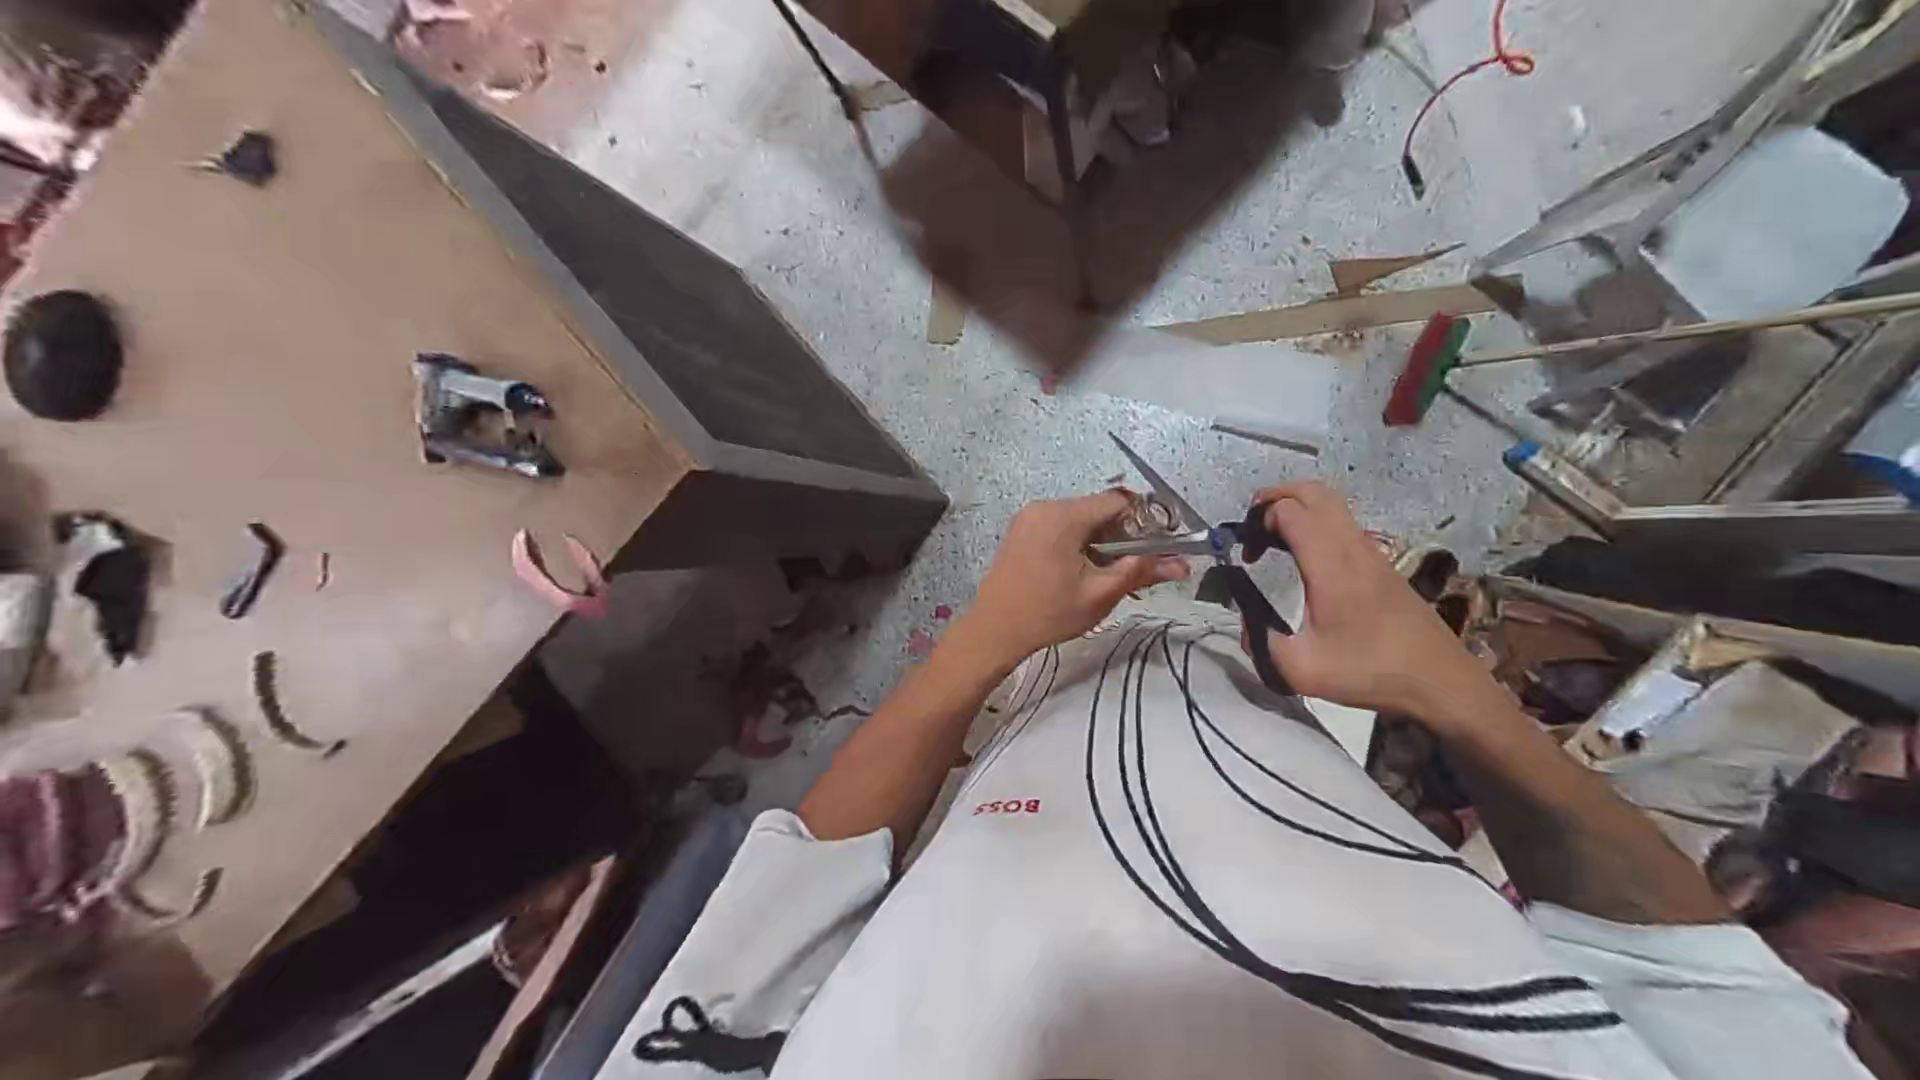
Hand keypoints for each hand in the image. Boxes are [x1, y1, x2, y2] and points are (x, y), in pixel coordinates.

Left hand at [957, 491, 1188, 670]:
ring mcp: (1029, 518)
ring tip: (1110, 574)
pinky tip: (1084, 572)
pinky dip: (1078, 543)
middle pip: (1098, 510)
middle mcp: (1044, 507)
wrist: (994, 631)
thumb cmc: (1048, 613)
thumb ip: (1140, 571)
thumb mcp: (1100, 594)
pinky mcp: (1021, 532)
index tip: (1159, 545)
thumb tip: (1181, 564)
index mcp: (1063, 515)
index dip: (1145, 520)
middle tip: (1137, 567)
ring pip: (1080, 520)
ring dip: (1101, 541)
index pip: (1118, 501)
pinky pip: (1060, 528)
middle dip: (1123, 535)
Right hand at [1252, 481, 1500, 724]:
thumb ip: (1260, 640)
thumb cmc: (1369, 672)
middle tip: (1253, 526)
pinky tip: (1302, 558)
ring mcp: (1371, 552)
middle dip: (1275, 498)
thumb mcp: (1300, 668)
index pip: (1289, 511)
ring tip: (1273, 539)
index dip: (1259, 521)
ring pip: (1331, 503)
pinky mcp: (1381, 563)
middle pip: (1313, 491)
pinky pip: (1342, 523)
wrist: (1439, 682)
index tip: (1247, 554)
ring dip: (1296, 509)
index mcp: (1330, 566)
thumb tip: (1245, 620)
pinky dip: (1314, 524)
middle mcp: (1352, 547)